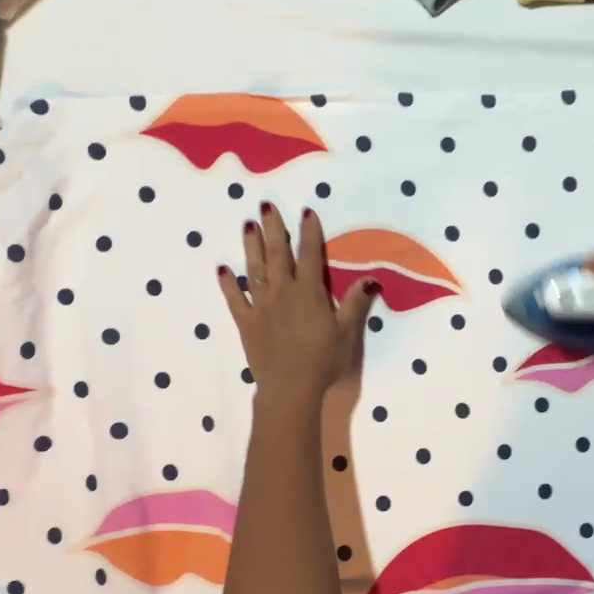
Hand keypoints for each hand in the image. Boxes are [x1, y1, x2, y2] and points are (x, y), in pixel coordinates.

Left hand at [217, 204, 376, 403]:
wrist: (290, 387)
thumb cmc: (323, 360)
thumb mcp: (347, 332)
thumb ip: (356, 304)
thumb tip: (371, 279)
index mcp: (308, 293)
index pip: (309, 255)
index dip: (309, 233)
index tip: (306, 212)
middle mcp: (282, 292)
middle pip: (277, 254)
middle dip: (273, 229)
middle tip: (266, 206)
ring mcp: (261, 306)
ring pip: (254, 269)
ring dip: (251, 247)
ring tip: (247, 225)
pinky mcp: (246, 322)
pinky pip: (234, 298)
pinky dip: (227, 283)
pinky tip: (222, 268)